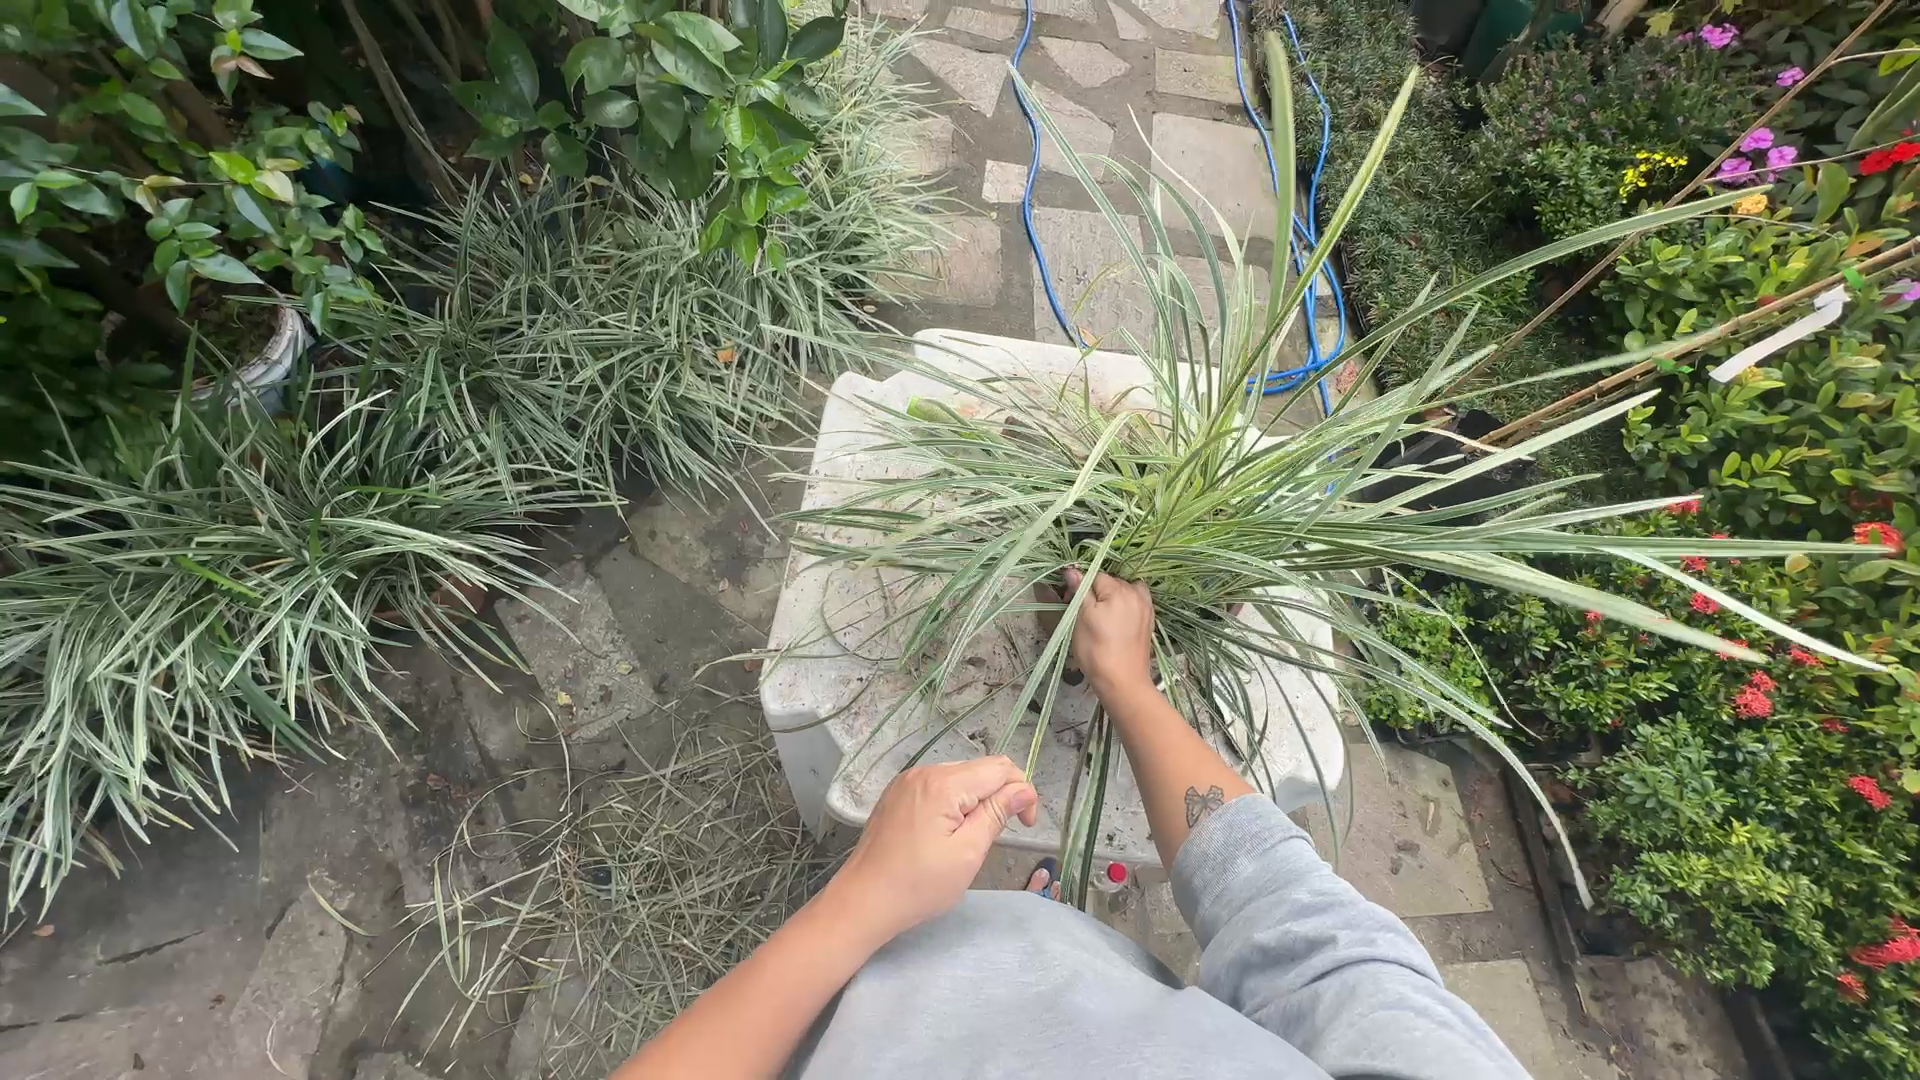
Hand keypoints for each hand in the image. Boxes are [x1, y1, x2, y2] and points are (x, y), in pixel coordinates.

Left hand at [825, 757, 1038, 941]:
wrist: (863, 901)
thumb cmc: (918, 885)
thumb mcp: (967, 853)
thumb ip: (997, 814)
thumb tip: (1025, 789)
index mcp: (943, 784)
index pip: (999, 768)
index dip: (1020, 791)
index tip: (1024, 825)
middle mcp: (924, 771)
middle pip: (979, 769)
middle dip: (998, 795)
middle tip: (995, 835)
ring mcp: (907, 780)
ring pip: (959, 777)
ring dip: (975, 799)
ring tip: (969, 837)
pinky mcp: (897, 793)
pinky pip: (937, 786)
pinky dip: (952, 802)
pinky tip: (946, 832)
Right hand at [1061, 567, 1154, 697]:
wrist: (1122, 681)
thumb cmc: (1097, 649)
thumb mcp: (1082, 617)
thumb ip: (1080, 590)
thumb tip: (1071, 569)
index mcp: (1118, 590)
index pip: (1095, 575)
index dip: (1079, 586)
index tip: (1069, 601)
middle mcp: (1136, 593)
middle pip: (1110, 581)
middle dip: (1095, 590)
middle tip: (1081, 610)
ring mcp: (1145, 607)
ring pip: (1124, 589)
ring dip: (1112, 595)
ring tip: (1102, 613)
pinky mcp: (1149, 620)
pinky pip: (1135, 601)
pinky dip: (1125, 603)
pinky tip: (1117, 617)